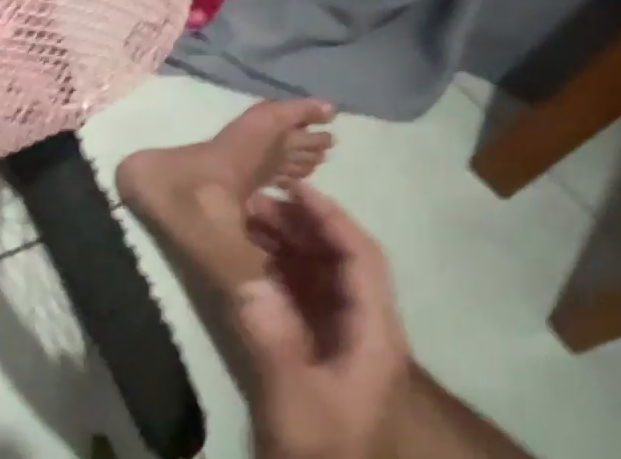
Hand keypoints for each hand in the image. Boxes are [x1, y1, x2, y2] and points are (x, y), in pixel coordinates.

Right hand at [236, 184, 409, 458]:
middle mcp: (363, 328)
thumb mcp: (294, 405)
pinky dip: (277, 265)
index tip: (293, 188)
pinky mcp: (318, 345)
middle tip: (253, 200)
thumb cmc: (315, 449)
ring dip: (287, 240)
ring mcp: (340, 337)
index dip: (332, 219)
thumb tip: (247, 282)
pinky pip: (302, 291)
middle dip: (301, 224)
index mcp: (373, 337)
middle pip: (341, 259)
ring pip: (320, 272)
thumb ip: (274, 345)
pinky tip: (249, 255)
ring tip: (246, 218)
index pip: (362, 260)